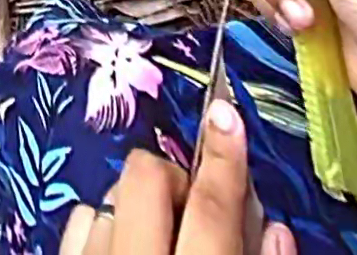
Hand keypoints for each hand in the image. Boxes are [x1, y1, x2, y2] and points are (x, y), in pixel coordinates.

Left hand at [59, 100, 295, 253]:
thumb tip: (275, 227)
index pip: (211, 209)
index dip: (224, 160)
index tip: (228, 114)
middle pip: (146, 175)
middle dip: (172, 179)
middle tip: (192, 213)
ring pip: (111, 193)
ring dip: (139, 210)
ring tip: (159, 248)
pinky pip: (81, 218)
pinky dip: (105, 226)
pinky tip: (122, 254)